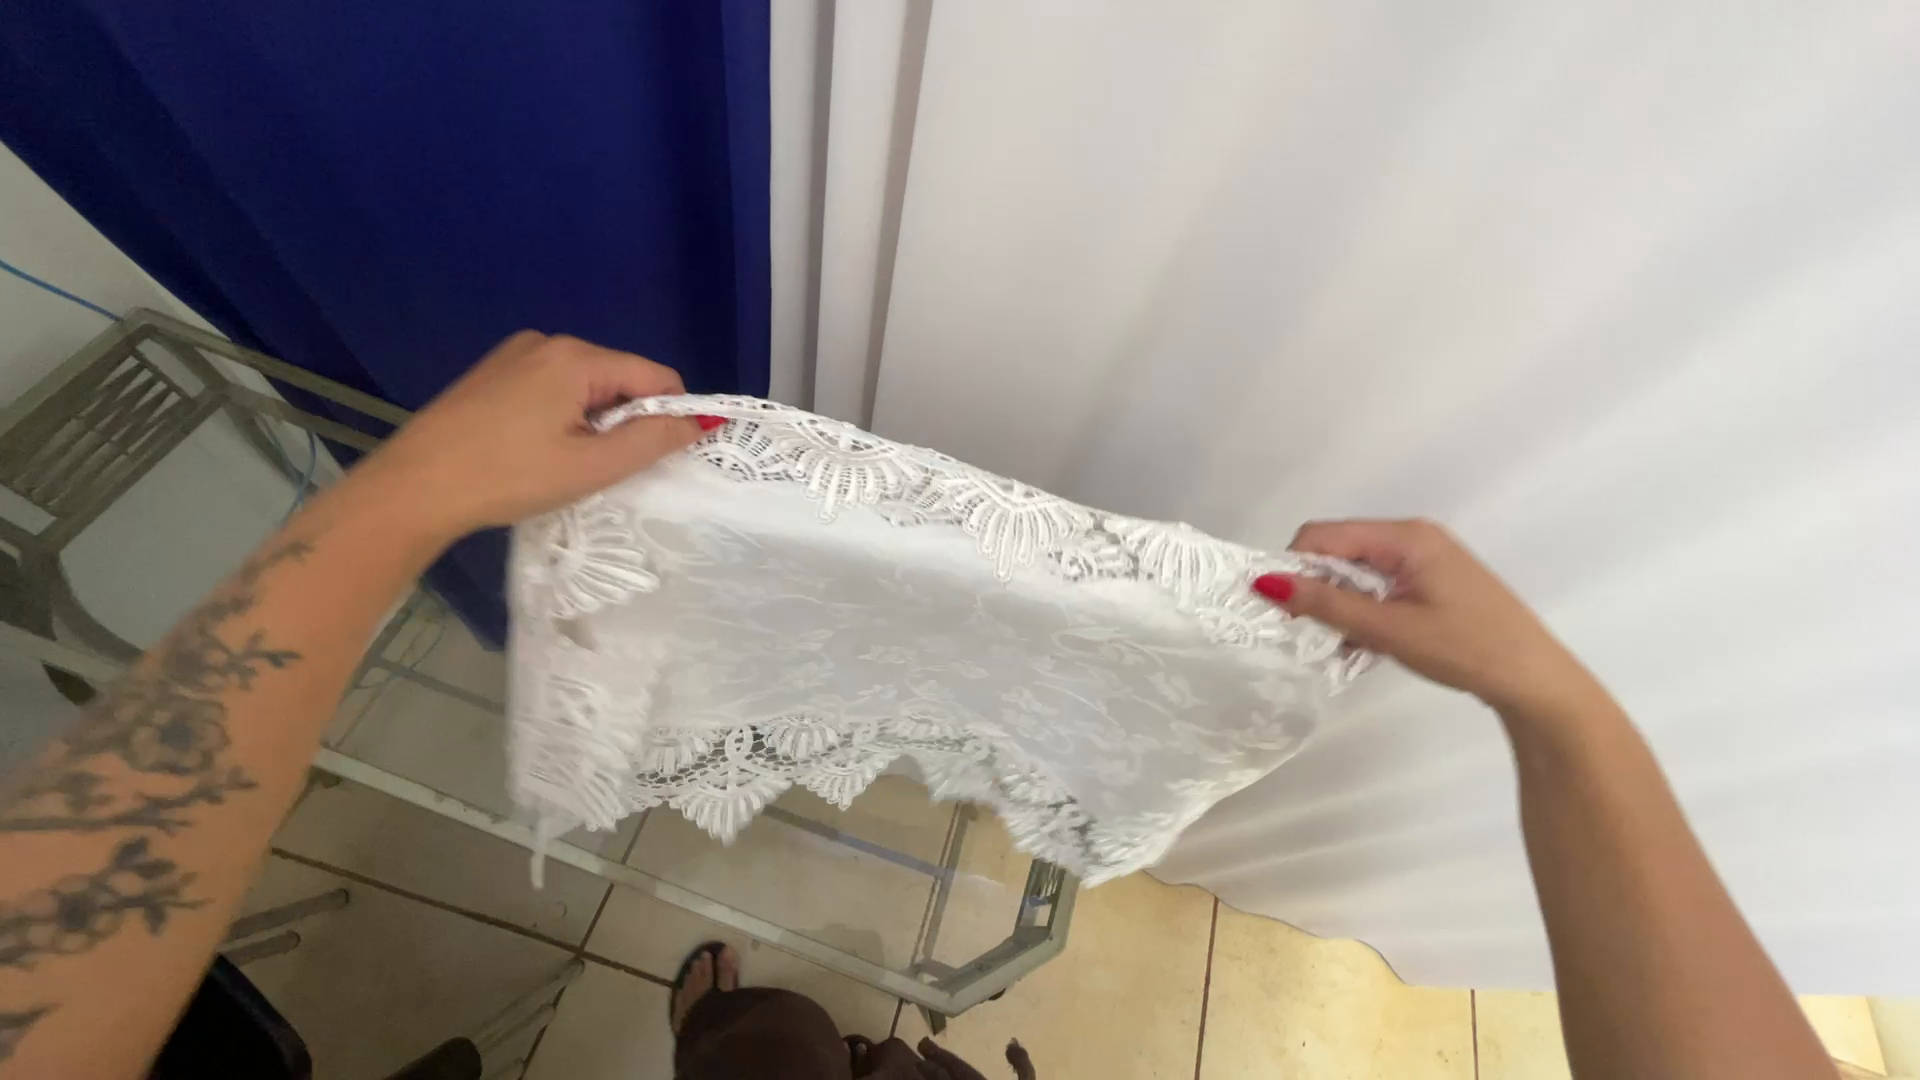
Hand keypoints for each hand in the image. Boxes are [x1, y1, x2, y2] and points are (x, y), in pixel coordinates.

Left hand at [351, 331, 717, 536]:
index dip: (672, 415)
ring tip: (570, 460)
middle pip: (622, 378)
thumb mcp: (593, 465)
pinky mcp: (495, 373)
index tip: (659, 456)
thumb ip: (654, 440)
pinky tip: (541, 448)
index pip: (657, 376)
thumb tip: (701, 421)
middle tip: (606, 465)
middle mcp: (549, 343)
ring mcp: (516, 355)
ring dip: (598, 421)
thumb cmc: (510, 477)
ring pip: (590, 385)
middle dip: (630, 419)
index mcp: (577, 358)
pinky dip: (568, 415)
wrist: (413, 490)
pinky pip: (556, 387)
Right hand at [1256, 519, 1596, 715]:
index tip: (1281, 608)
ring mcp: (1425, 558)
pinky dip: (1362, 608)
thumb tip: (1263, 582)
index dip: (1292, 566)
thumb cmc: (1465, 649)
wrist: (1537, 682)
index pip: (1322, 535)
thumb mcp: (1386, 629)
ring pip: (1355, 570)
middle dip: (1315, 586)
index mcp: (1404, 537)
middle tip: (1311, 629)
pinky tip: (1365, 641)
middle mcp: (1413, 537)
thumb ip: (1324, 603)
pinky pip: (1377, 584)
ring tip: (1344, 641)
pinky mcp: (1432, 580)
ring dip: (1339, 602)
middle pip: (1338, 549)